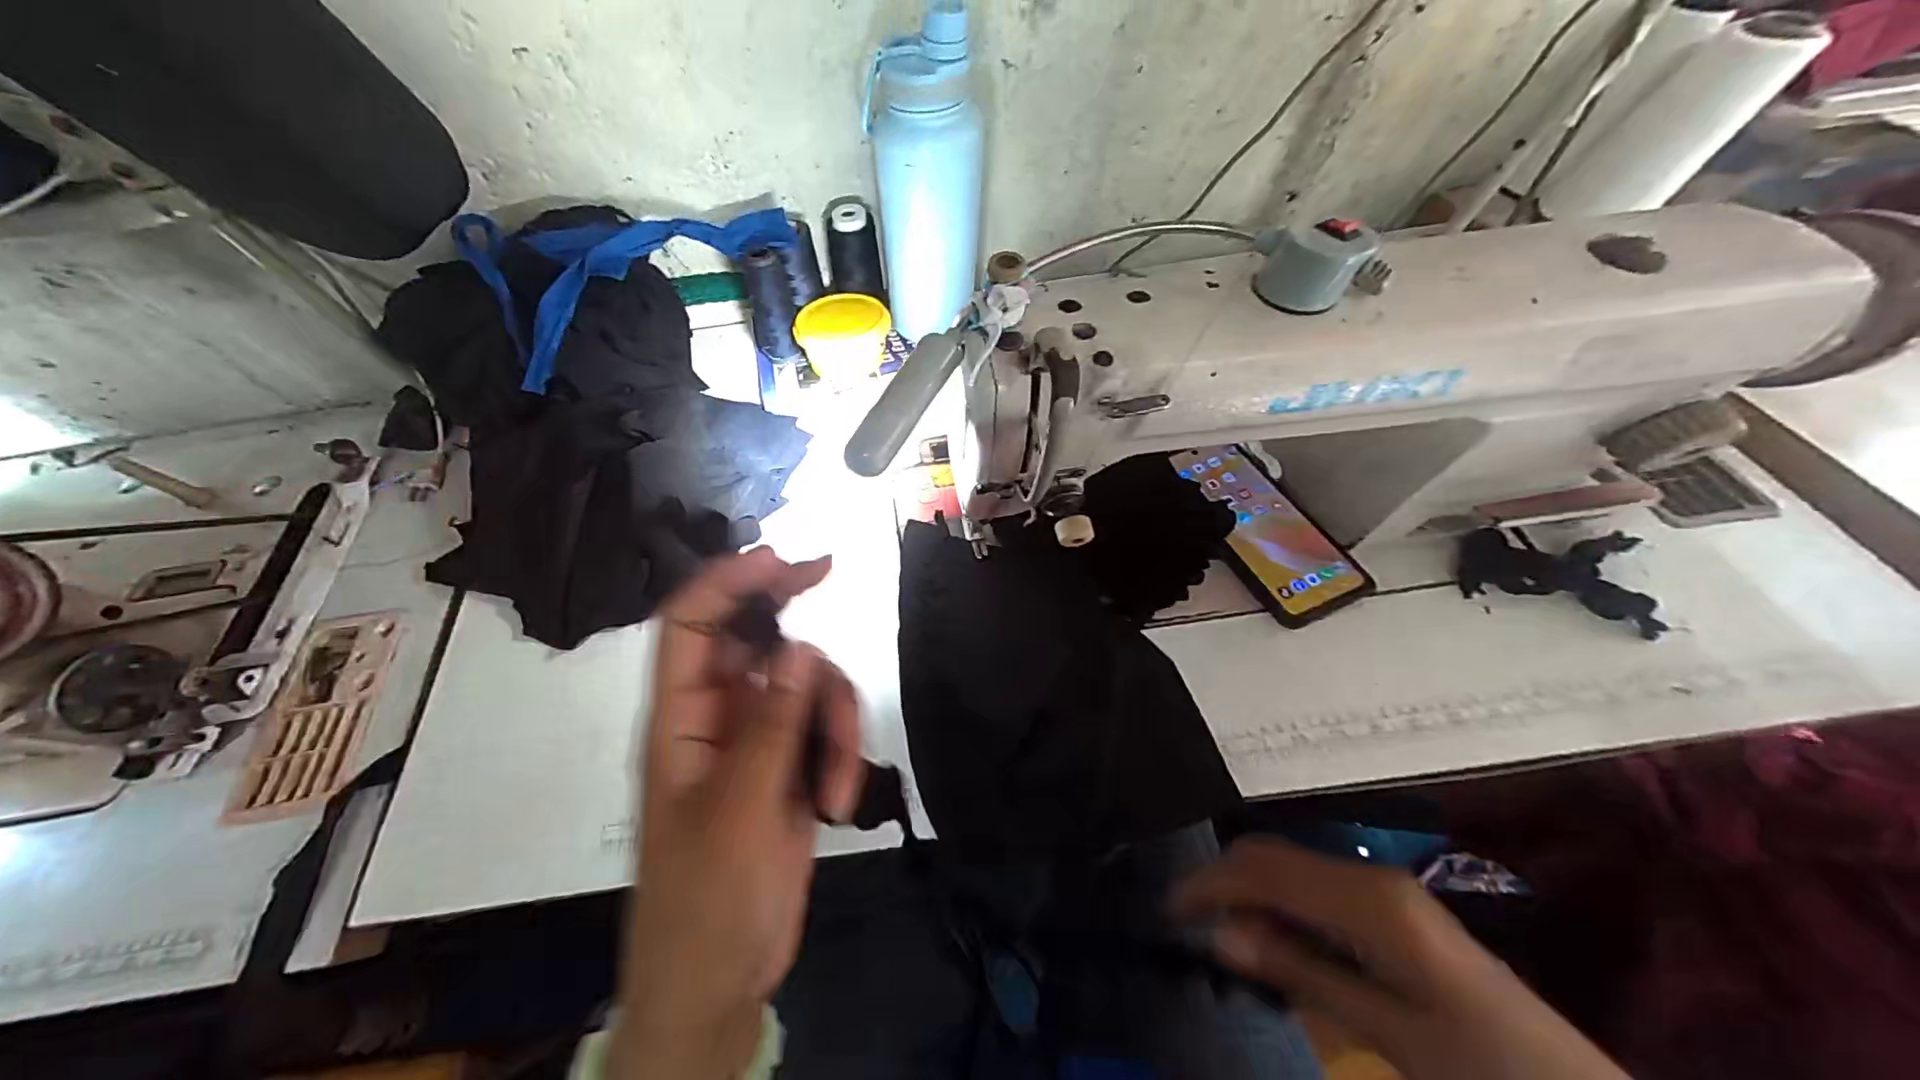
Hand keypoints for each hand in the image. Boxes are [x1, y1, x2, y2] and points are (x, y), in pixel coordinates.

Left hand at [611, 549, 865, 1079]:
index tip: (780, 560)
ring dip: (837, 724)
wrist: (720, 980)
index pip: (690, 625)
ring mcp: (759, 740)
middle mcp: (718, 715)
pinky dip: (844, 756)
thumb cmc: (706, 899)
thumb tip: (798, 648)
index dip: (727, 582)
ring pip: (807, 685)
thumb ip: (770, 726)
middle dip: (791, 611)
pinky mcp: (793, 767)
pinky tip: (840, 803)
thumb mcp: (739, 809)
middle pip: (756, 637)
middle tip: (828, 569)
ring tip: (837, 787)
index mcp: (678, 717)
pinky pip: (828, 727)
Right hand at [1174, 838, 1627, 1079]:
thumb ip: (1303, 974)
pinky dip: (1280, 909)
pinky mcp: (1391, 912)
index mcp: (1370, 900)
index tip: (1168, 911)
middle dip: (1223, 881)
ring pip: (1290, 870)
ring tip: (1220, 937)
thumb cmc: (1486, 1068)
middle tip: (1187, 925)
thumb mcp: (1392, 1032)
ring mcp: (1383, 892)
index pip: (1265, 868)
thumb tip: (1220, 933)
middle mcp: (1371, 879)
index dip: (1211, 883)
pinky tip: (1272, 943)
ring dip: (1249, 895)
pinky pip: (1314, 892)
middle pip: (1273, 857)